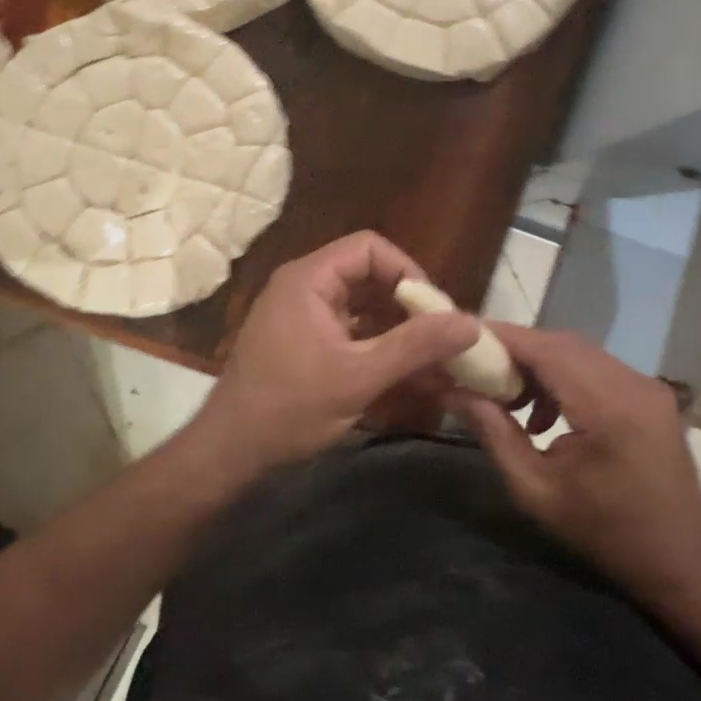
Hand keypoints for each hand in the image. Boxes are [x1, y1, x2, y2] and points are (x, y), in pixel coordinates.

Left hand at [191, 231, 479, 469]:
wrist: (229, 452)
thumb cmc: (289, 408)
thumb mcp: (359, 377)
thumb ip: (415, 347)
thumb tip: (470, 323)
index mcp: (308, 280)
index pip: (369, 248)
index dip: (409, 272)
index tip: (436, 311)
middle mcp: (302, 289)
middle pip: (368, 277)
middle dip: (409, 307)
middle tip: (443, 339)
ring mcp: (300, 318)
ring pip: (362, 310)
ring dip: (398, 333)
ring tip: (435, 362)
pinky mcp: (302, 346)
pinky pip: (349, 335)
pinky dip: (378, 351)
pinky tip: (407, 378)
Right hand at [457, 324, 700, 606]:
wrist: (681, 556)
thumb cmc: (604, 531)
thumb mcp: (536, 490)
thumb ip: (496, 435)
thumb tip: (457, 394)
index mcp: (608, 407)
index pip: (546, 350)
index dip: (502, 338)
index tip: (462, 338)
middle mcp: (633, 384)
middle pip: (563, 344)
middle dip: (516, 350)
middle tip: (475, 367)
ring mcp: (648, 386)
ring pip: (581, 353)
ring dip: (540, 364)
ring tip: (507, 397)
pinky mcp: (651, 395)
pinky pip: (598, 369)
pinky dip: (565, 377)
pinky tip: (544, 414)